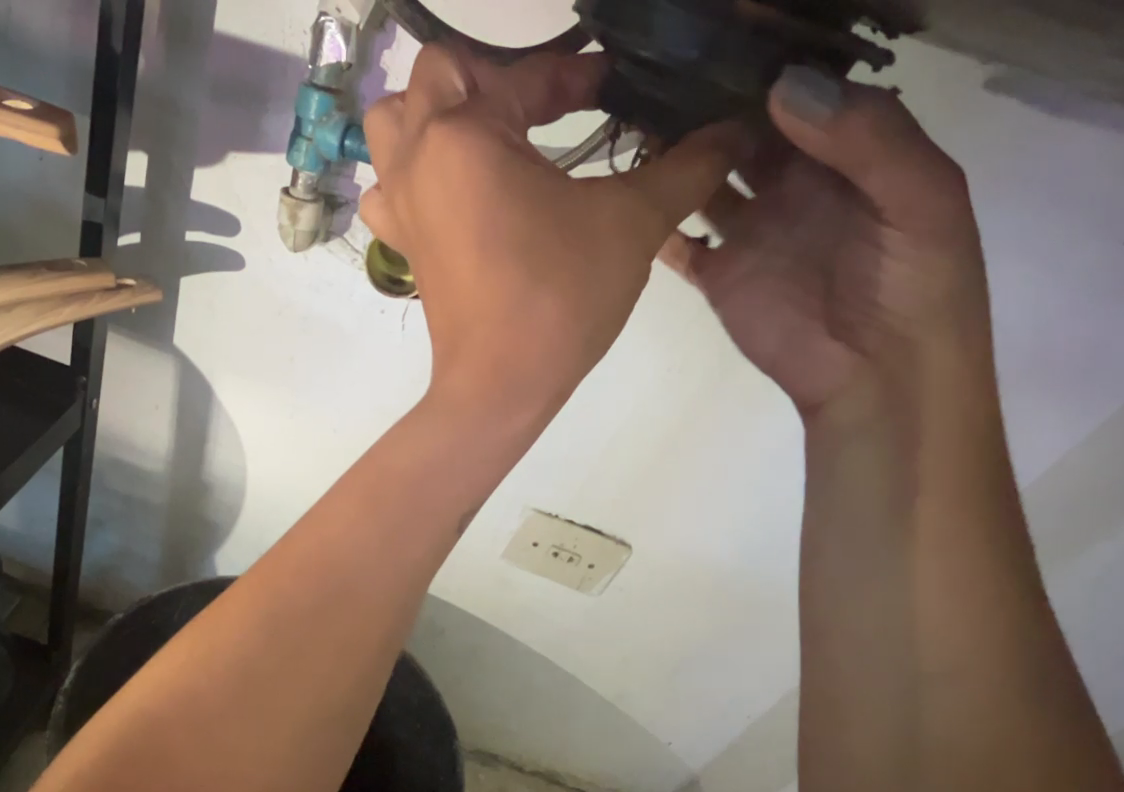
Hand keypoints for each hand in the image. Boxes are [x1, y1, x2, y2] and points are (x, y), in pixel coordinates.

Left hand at [362, 47, 743, 425]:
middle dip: (493, 75)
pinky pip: (388, 187)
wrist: (502, 385)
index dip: (577, 77)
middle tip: (541, 106)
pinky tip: (453, 191)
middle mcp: (417, 157)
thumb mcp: (632, 222)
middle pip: (436, 75)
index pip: (524, 77)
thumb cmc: (560, 297)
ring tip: (486, 135)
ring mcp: (400, 202)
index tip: (617, 91)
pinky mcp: (402, 242)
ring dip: (433, 114)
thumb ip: (687, 166)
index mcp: (463, 134)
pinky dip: (412, 175)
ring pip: (393, 124)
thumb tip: (736, 131)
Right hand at [662, 67, 991, 418]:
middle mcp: (796, 179)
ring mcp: (752, 227)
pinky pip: (681, 241)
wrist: (881, 379)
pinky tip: (627, 194)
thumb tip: (782, 86)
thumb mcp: (923, 199)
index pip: (803, 87)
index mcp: (850, 150)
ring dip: (674, 150)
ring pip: (705, 175)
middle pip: (744, 125)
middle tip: (658, 65)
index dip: (766, 58)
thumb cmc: (917, 285)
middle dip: (708, 96)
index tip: (721, 27)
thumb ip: (868, 138)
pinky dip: (656, 223)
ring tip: (632, 114)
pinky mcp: (719, 274)